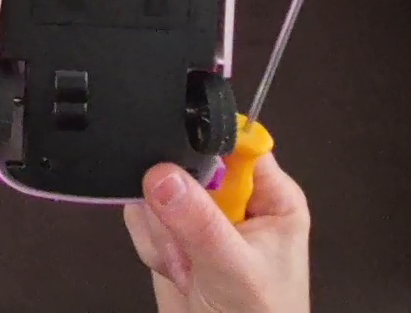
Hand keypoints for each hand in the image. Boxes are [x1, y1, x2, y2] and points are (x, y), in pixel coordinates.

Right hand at [122, 154, 310, 312]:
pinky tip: (172, 270)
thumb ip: (199, 222)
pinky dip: (148, 242)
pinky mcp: (169, 229)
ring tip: (184, 266)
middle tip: (181, 235)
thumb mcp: (234, 273)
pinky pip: (139, 211)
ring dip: (160, 228)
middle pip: (184, 155)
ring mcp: (199, 212)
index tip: (175, 157)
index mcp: (270, 194)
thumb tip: (160, 172)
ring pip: (155, 184)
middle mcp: (235, 195)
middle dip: (173, 199)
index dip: (202, 137)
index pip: (235, 139)